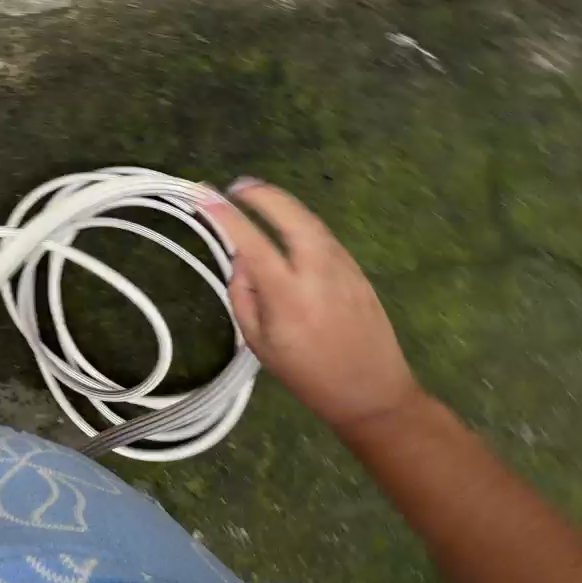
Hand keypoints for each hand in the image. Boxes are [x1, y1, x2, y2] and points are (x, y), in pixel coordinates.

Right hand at [209, 179, 422, 431]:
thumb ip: (243, 294)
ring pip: (311, 222)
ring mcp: (344, 270)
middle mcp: (319, 274)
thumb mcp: (258, 341)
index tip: (206, 197)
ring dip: (283, 204)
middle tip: (237, 186)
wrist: (375, 396)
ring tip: (257, 195)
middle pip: (292, 217)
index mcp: (288, 296)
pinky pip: (325, 237)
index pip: (252, 243)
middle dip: (263, 195)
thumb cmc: (306, 375)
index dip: (226, 217)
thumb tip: (241, 259)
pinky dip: (301, 222)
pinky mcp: (359, 272)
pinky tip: (287, 223)